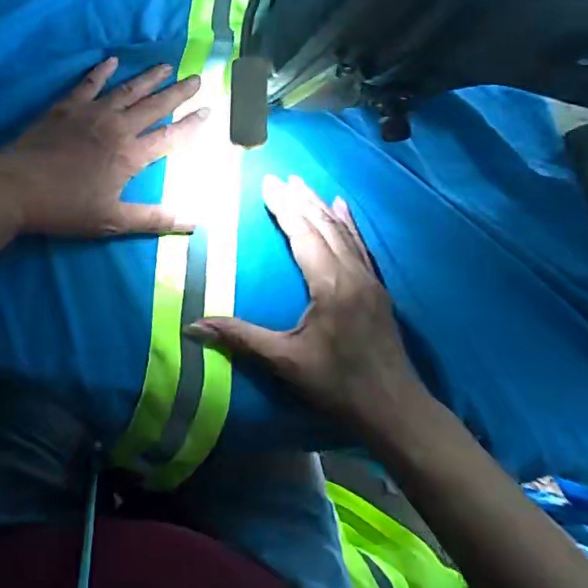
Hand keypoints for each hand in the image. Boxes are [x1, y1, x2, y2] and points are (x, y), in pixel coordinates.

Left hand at [0, 57, 205, 237]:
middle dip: (177, 92)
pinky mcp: (66, 107)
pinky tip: (111, 60)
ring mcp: (90, 113)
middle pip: (154, 106)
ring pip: (127, 90)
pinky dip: (101, 71)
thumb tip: (193, 223)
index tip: (208, 110)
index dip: (191, 125)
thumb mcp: (111, 221)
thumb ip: (153, 220)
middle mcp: (116, 128)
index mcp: (130, 156)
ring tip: (165, 65)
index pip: (170, 137)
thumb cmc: (65, 208)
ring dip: (148, 78)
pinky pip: (88, 83)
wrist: (17, 187)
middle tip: (196, 78)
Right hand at [186, 174, 429, 436]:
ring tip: (305, 185)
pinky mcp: (378, 291)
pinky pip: (361, 247)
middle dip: (301, 200)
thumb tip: (192, 326)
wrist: (395, 409)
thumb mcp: (285, 361)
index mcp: (331, 287)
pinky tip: (344, 210)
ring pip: (344, 234)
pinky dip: (349, 225)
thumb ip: (241, 337)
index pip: (304, 236)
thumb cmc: (338, 385)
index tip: (268, 184)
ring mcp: (370, 282)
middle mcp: (353, 276)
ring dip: (323, 207)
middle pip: (325, 228)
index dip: (284, 209)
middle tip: (281, 177)